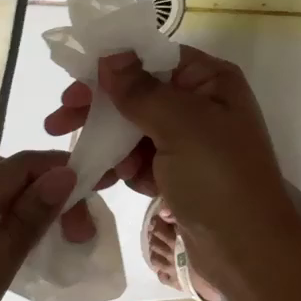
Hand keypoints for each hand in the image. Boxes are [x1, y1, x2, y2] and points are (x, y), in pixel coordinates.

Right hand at [43, 48, 298, 260]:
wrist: (243, 244)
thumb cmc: (217, 174)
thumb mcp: (181, 125)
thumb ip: (143, 91)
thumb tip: (113, 55)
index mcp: (212, 80)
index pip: (159, 59)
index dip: (118, 67)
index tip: (76, 83)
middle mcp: (204, 103)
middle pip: (143, 94)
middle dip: (103, 108)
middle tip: (57, 122)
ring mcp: (192, 140)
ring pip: (138, 129)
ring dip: (109, 142)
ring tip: (79, 159)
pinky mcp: (180, 173)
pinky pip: (142, 160)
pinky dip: (123, 168)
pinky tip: (102, 181)